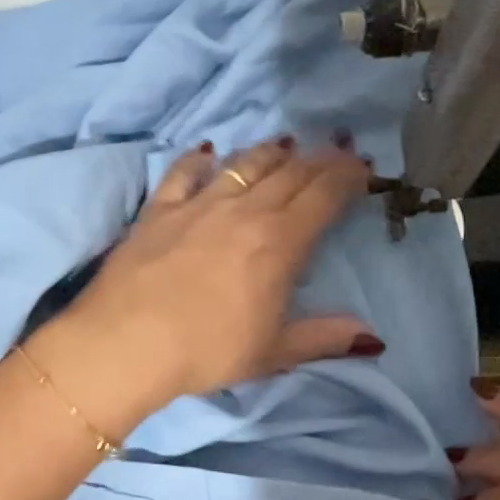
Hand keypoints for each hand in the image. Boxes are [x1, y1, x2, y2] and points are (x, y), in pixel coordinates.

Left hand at [27, 138, 377, 430]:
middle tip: (337, 153)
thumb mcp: (274, 353)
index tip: (364, 169)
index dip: (348, 177)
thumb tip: (373, 336)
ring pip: (243, 164)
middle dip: (321, 159)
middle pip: (291, 172)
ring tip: (286, 147)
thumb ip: (324, 338)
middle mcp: (244, 211)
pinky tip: (208, 152)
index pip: (324, 195)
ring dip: (270, 152)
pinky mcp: (158, 209)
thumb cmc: (208, 352)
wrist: (126, 343)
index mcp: (281, 242)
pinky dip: (200, 158)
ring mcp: (198, 204)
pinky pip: (184, 172)